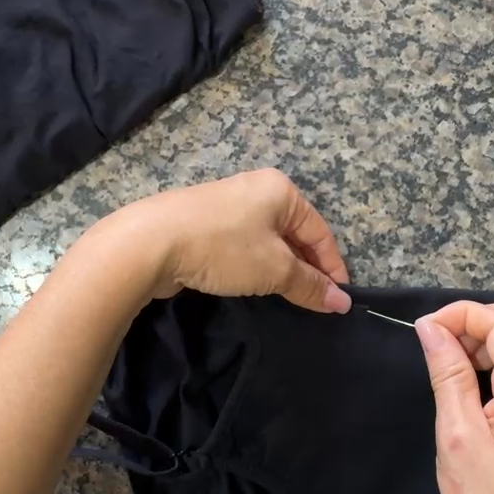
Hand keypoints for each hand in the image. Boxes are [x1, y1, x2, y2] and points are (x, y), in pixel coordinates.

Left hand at [93, 169, 352, 313]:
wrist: (151, 242)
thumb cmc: (223, 247)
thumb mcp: (273, 269)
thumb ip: (309, 285)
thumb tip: (342, 301)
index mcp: (280, 190)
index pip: (319, 231)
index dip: (332, 268)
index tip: (340, 302)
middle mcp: (256, 189)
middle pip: (294, 234)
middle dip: (305, 269)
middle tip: (314, 304)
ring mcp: (228, 205)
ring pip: (266, 241)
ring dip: (279, 269)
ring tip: (287, 299)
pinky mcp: (205, 223)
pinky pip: (242, 245)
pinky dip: (253, 266)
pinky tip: (252, 287)